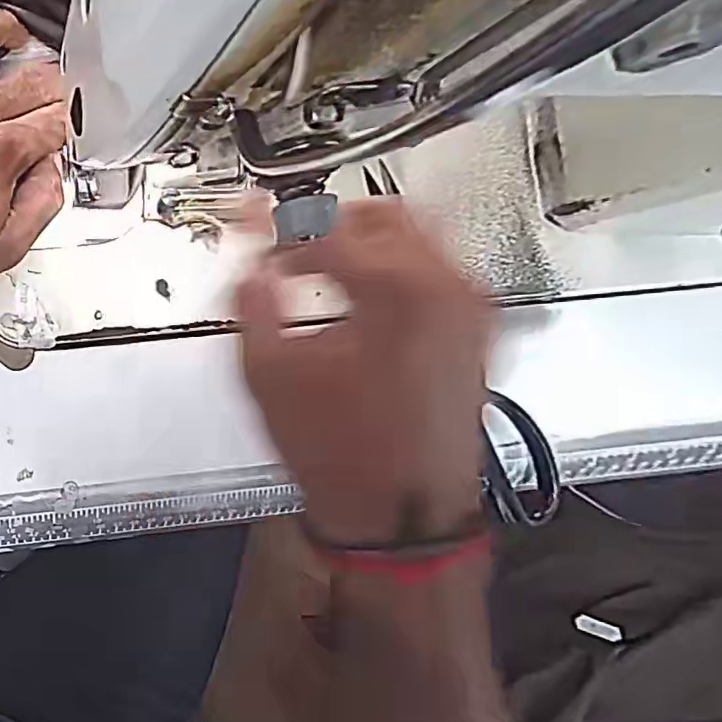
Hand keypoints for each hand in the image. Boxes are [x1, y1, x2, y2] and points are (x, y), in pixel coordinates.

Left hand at [0, 8, 67, 345]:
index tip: (61, 130)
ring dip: (0, 27)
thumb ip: (41, 204)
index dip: (67, 123)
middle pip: (26, 77)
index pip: (54, 119)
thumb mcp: (2, 251)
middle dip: (50, 83)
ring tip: (11, 37)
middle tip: (49, 94)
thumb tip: (51, 172)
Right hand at [235, 198, 493, 545]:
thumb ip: (253, 305)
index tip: (251, 230)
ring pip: (415, 237)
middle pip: (384, 214)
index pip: (326, 228)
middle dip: (326, 222)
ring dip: (360, 243)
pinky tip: (353, 300)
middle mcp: (445, 289)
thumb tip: (249, 267)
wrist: (399, 507)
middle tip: (287, 244)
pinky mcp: (473, 331)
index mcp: (394, 292)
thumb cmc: (343, 452)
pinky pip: (432, 271)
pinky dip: (389, 269)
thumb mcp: (269, 375)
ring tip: (315, 271)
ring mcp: (468, 309)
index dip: (277, 229)